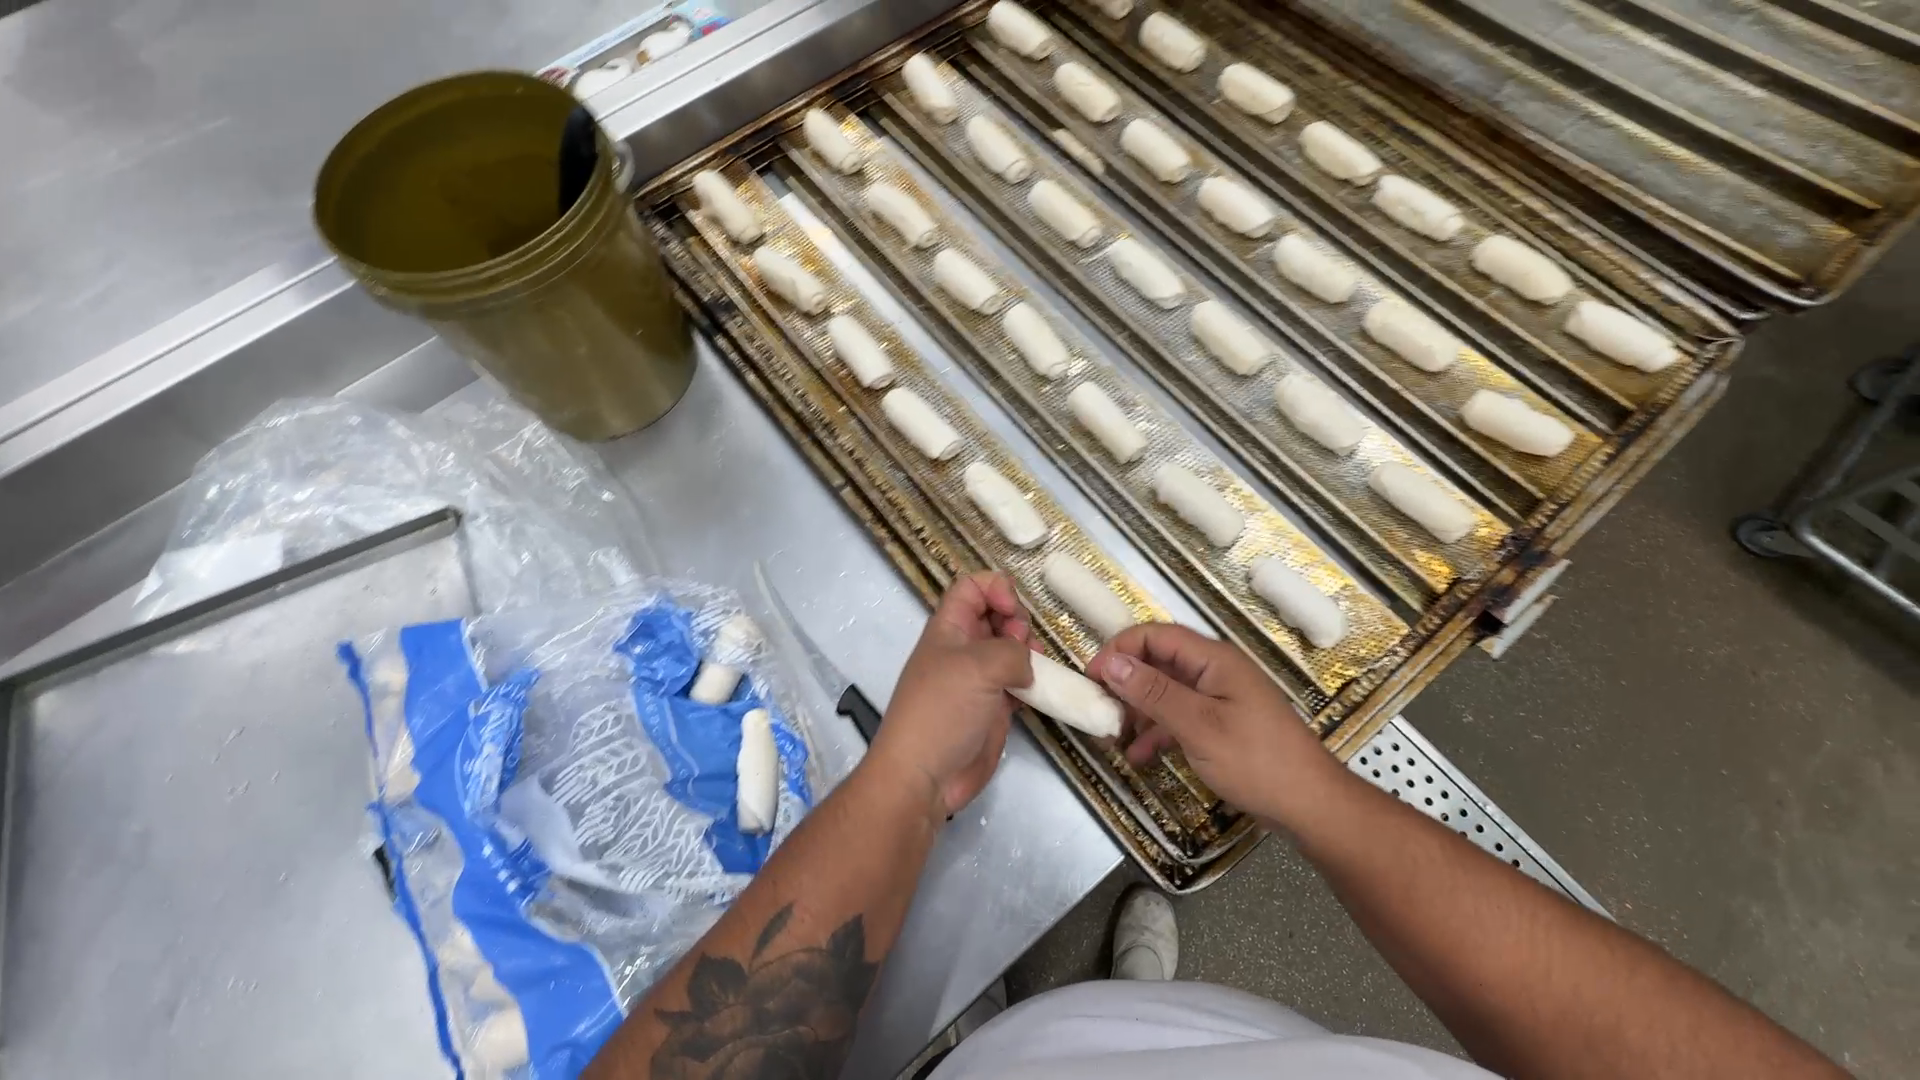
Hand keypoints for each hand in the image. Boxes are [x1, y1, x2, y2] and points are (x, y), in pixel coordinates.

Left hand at [866, 572, 1035, 818]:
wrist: (924, 776)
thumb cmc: (942, 711)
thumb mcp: (977, 666)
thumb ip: (1011, 651)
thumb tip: (1026, 665)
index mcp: (948, 629)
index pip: (971, 588)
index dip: (996, 589)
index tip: (1012, 612)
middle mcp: (963, 650)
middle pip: (996, 616)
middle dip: (1018, 622)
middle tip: (1022, 645)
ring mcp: (979, 681)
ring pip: (1011, 651)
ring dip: (1030, 654)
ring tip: (1035, 670)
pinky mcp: (993, 709)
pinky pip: (1019, 684)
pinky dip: (1034, 684)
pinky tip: (1040, 692)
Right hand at [1088, 623, 1342, 826]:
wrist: (1310, 805)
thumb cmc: (1257, 761)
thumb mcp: (1198, 726)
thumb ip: (1153, 692)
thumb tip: (1111, 663)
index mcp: (1213, 659)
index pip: (1155, 635)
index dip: (1119, 650)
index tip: (1091, 677)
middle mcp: (1214, 671)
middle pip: (1158, 661)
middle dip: (1125, 681)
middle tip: (1097, 708)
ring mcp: (1219, 698)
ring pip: (1165, 691)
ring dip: (1137, 709)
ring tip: (1111, 735)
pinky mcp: (1221, 724)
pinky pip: (1179, 717)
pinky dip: (1156, 731)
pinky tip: (1139, 755)